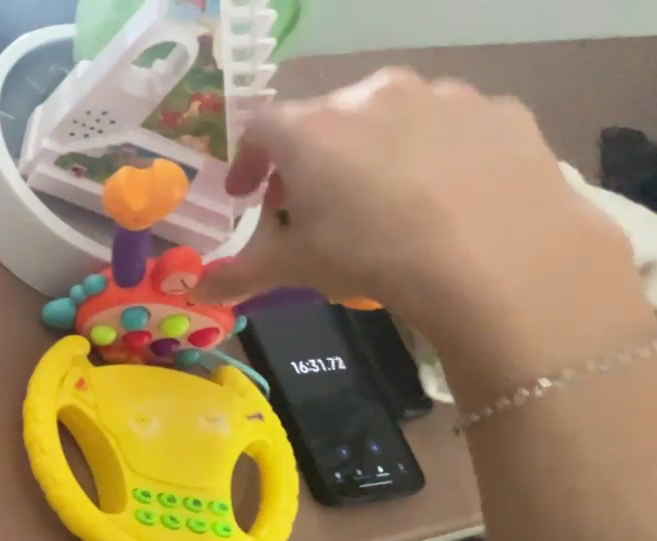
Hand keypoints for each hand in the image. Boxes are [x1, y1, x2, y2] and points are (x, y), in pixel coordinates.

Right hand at [198, 70, 644, 396]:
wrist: (493, 250)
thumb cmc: (364, 250)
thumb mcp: (287, 268)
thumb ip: (236, 274)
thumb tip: (198, 289)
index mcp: (310, 130)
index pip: (259, 128)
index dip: (246, 161)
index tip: (245, 195)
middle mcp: (371, 97)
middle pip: (324, 119)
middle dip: (307, 158)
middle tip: (307, 204)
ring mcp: (441, 96)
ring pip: (386, 117)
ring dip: (367, 150)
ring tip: (374, 200)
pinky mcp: (497, 110)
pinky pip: (446, 127)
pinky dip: (428, 153)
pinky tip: (432, 195)